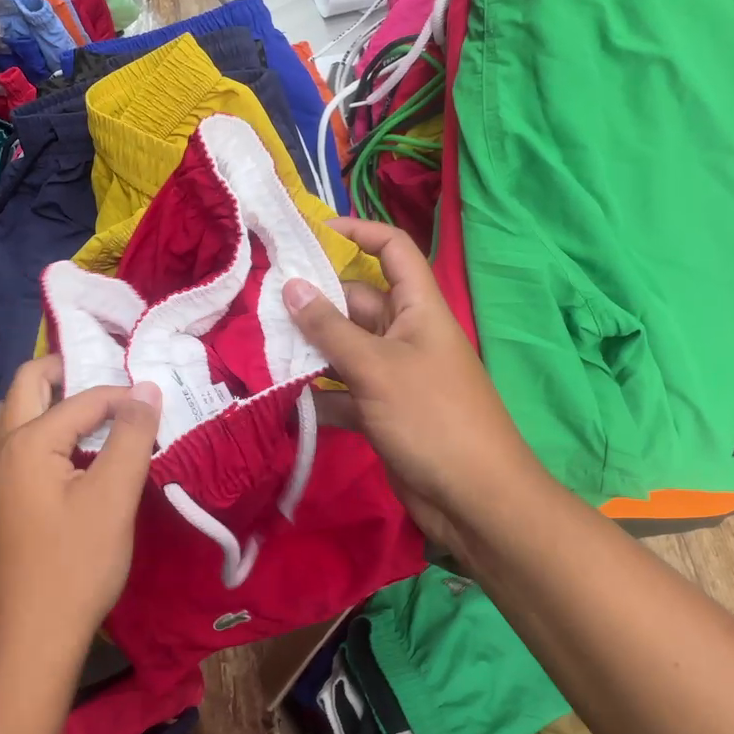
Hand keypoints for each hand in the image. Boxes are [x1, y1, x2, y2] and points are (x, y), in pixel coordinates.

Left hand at [0, 358, 160, 733]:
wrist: (30, 642)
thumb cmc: (74, 566)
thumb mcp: (114, 497)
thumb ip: (131, 435)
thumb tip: (145, 387)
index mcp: (26, 441)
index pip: (81, 398)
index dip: (122, 396)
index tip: (156, 404)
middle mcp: (3, 449)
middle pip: (28, 385)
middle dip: (67, 371)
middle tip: (110, 377)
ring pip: (18, 414)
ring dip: (53, 400)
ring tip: (97, 408)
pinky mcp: (4, 501)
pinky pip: (21, 443)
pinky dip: (48, 429)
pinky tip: (79, 453)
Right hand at [282, 218, 538, 545]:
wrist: (476, 501)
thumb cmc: (433, 418)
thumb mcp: (376, 366)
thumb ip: (330, 327)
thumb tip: (291, 285)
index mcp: (418, 308)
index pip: (392, 250)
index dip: (359, 232)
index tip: (313, 232)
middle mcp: (405, 334)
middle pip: (355, 301)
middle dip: (312, 301)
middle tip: (259, 301)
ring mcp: (393, 375)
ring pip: (343, 349)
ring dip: (307, 350)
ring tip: (258, 346)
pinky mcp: (381, 411)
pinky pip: (342, 391)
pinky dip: (316, 395)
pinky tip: (279, 399)